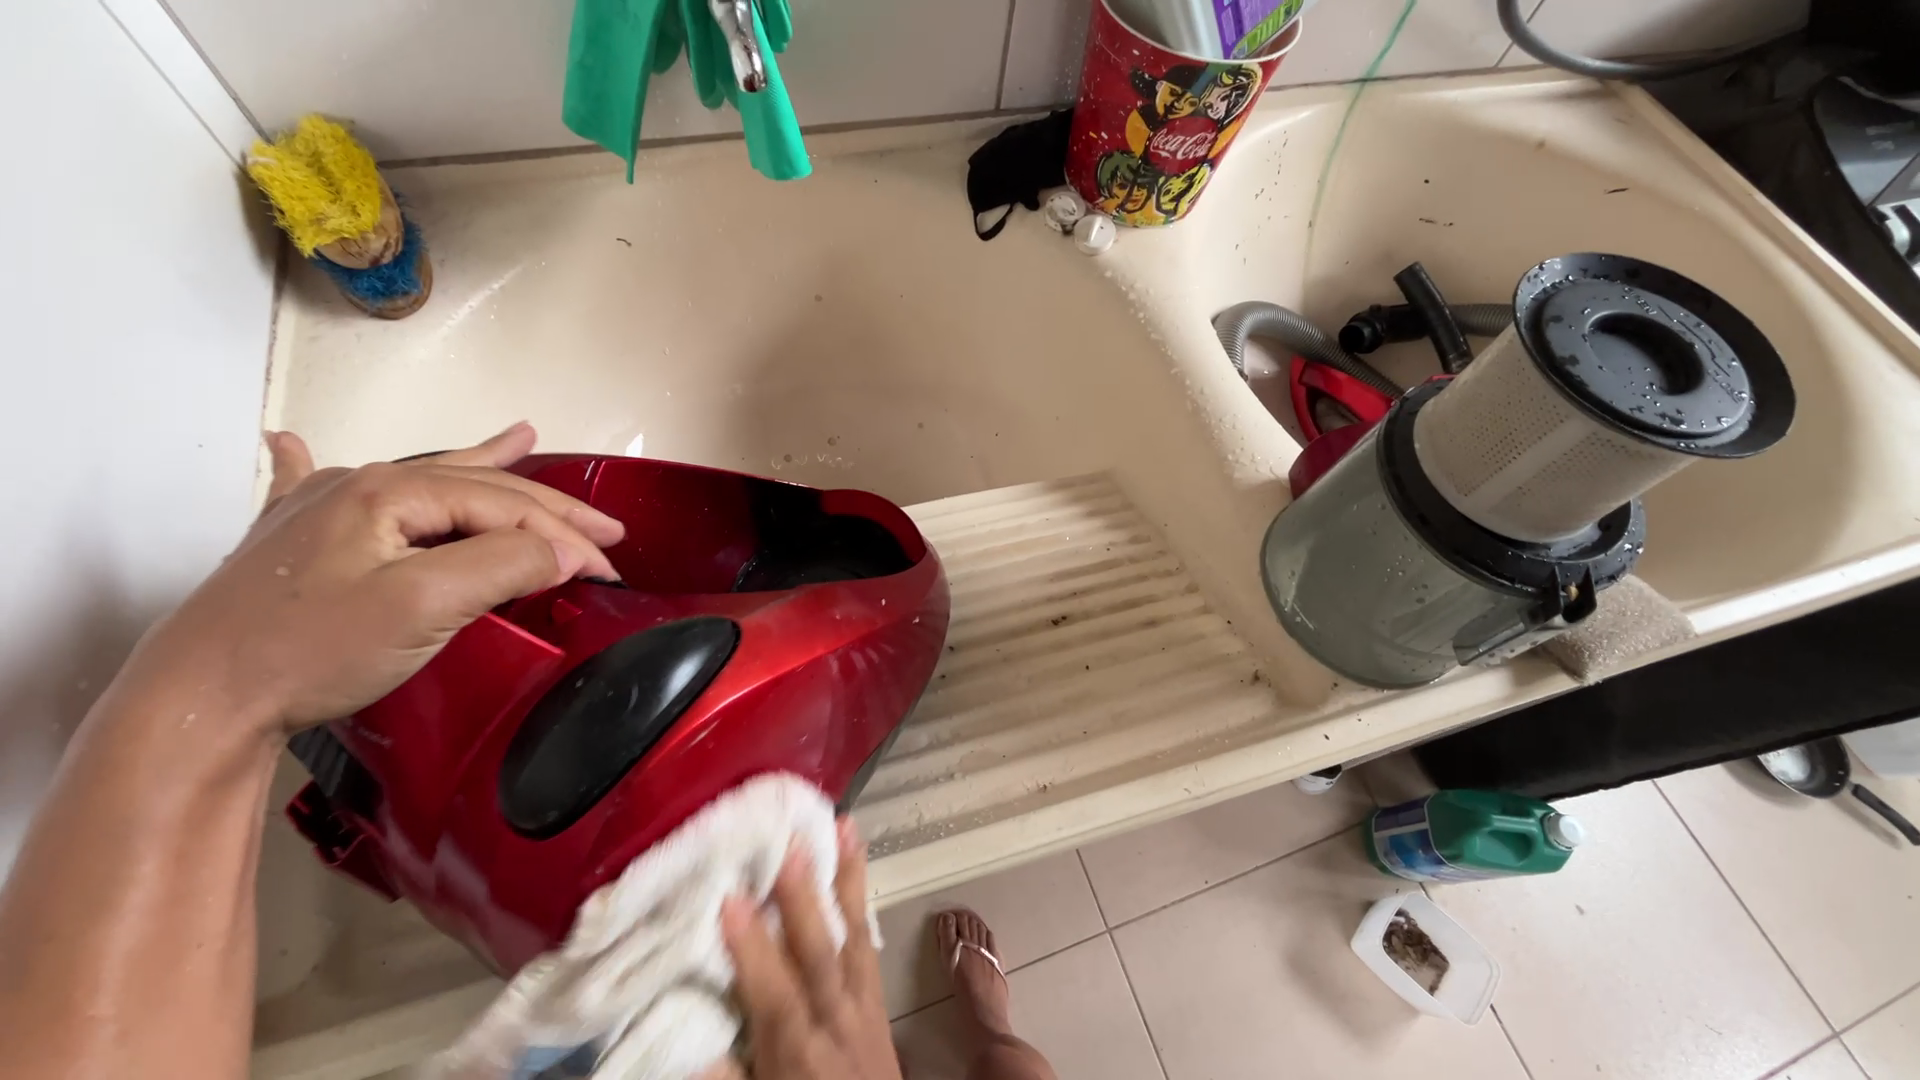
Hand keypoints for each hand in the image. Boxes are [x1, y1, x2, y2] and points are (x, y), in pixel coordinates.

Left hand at [120, 422, 624, 736]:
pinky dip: (319, 460)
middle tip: (609, 527)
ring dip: (485, 465)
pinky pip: (323, 486)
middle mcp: (359, 486)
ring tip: (523, 436)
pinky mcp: (294, 544)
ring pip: (429, 480)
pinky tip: (291, 439)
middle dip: (550, 507)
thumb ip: (502, 565)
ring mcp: (321, 511)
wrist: (196, 706)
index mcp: (393, 493)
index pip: (507, 506)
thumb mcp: (424, 605)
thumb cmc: (315, 652)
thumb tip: (561, 551)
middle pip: (479, 487)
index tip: (610, 574)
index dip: (566, 538)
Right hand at [713, 820, 900, 1079]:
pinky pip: (869, 941)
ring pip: (855, 936)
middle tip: (790, 844)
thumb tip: (689, 1037)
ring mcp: (864, 1005)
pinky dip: (861, 897)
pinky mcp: (877, 997)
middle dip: (806, 900)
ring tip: (842, 825)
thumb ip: (725, 1075)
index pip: (778, 996)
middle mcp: (837, 1021)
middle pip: (822, 955)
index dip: (755, 950)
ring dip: (846, 879)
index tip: (730, 900)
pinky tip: (856, 859)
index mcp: (799, 1054)